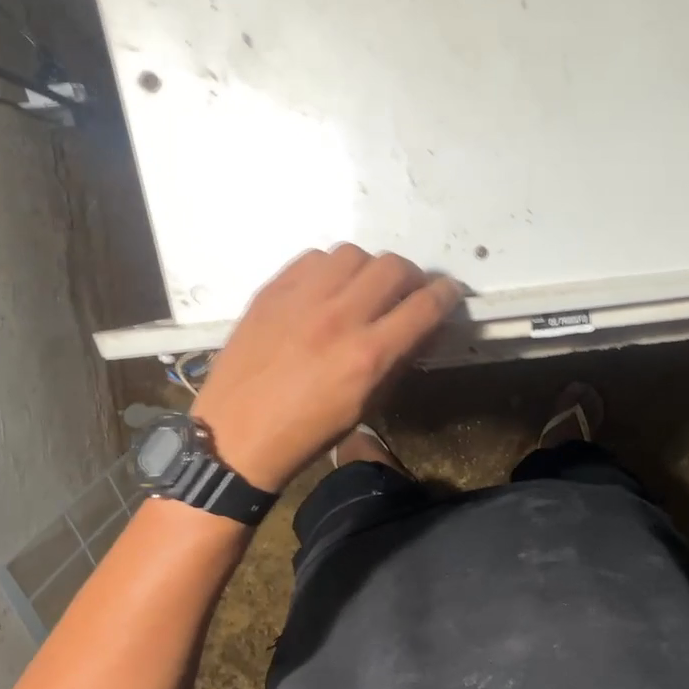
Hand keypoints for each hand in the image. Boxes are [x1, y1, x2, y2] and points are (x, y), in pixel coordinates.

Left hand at [191, 245, 460, 489]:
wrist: (238, 434)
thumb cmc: (310, 431)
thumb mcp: (367, 405)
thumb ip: (398, 361)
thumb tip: (421, 330)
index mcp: (369, 355)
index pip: (424, 306)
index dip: (446, 294)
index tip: (449, 293)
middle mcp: (340, 317)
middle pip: (394, 267)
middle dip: (412, 277)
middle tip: (408, 292)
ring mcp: (303, 298)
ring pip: (354, 254)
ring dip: (370, 269)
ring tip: (365, 289)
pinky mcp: (273, 290)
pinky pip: (315, 258)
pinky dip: (332, 269)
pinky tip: (328, 290)